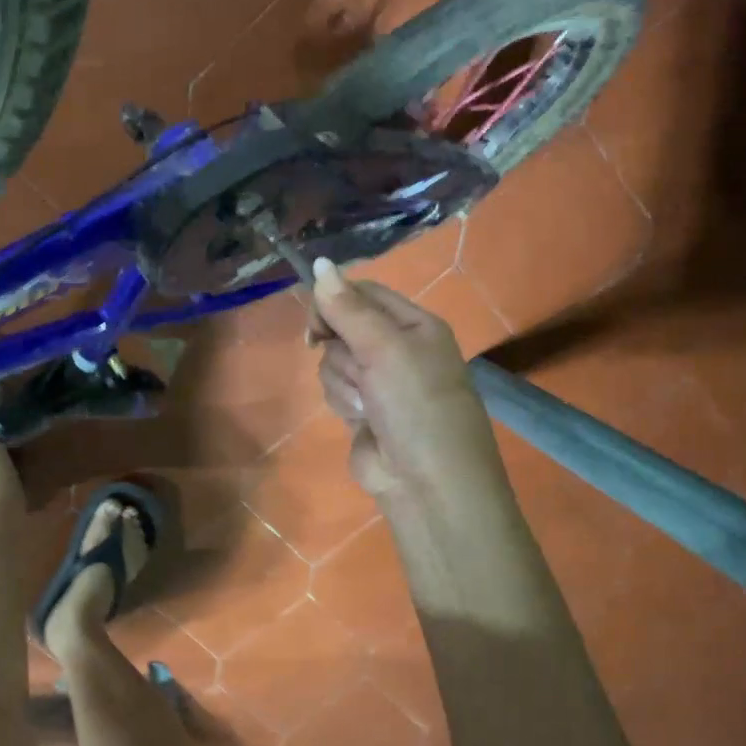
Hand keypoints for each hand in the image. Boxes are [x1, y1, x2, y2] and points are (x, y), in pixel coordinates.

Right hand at [307, 257, 506, 498]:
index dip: (334, 302)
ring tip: (368, 406)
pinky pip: (334, 388)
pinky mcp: (363, 408)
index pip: (363, 293)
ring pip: (332, 360)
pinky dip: (342, 402)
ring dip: (342, 382)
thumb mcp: (384, 349)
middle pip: (341, 326)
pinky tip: (362, 420)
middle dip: (340, 350)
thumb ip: (347, 307)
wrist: (428, 482)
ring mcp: (380, 381)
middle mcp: (398, 348)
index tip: (317, 324)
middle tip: (359, 371)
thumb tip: (319, 263)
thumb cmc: (416, 406)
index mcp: (415, 325)